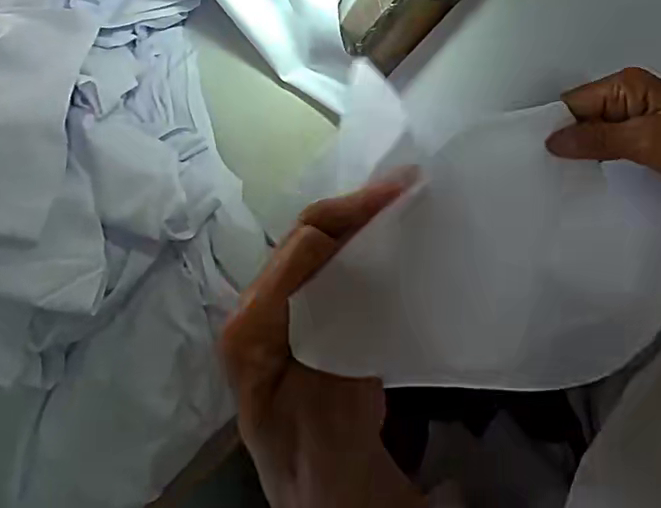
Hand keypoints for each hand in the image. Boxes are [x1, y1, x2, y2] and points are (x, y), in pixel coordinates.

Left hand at [218, 179, 424, 507]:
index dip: (350, 213)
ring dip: (362, 218)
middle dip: (358, 207)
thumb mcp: (328, 418)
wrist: (323, 500)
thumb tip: (359, 272)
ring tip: (405, 197)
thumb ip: (335, 348)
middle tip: (409, 184)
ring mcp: (282, 308)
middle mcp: (259, 306)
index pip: (302, 247)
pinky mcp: (307, 314)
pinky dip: (366, 241)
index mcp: (252, 327)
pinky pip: (335, 263)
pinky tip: (394, 232)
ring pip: (322, 243)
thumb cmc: (319, 468)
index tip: (400, 191)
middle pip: (309, 236)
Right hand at [547, 67, 660, 207]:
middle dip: (566, 138)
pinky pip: (614, 145)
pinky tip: (586, 177)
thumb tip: (551, 140)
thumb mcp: (647, 142)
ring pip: (597, 132)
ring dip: (583, 151)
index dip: (555, 125)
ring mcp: (640, 119)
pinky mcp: (651, 141)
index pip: (575, 101)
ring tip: (556, 177)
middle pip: (583, 115)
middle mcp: (629, 96)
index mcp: (627, 84)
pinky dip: (601, 158)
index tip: (531, 153)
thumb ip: (597, 139)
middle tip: (540, 170)